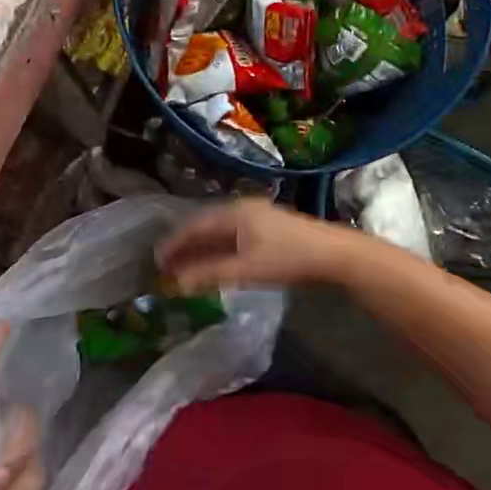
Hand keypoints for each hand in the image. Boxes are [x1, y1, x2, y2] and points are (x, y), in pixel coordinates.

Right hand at [156, 199, 366, 290]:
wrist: (334, 254)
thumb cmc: (288, 259)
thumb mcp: (245, 269)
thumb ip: (210, 275)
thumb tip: (177, 282)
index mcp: (234, 212)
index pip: (194, 226)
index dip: (174, 243)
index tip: (156, 260)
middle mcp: (243, 207)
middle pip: (206, 225)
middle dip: (185, 245)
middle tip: (167, 265)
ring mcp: (258, 214)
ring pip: (220, 229)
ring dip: (202, 247)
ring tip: (187, 265)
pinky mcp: (270, 226)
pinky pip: (233, 234)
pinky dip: (219, 247)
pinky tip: (218, 261)